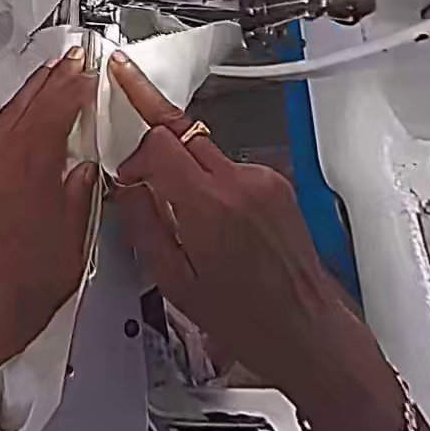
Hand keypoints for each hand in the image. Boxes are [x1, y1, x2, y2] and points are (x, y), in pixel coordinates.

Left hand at [0, 49, 98, 425]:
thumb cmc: (10, 300)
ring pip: (8, 118)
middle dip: (53, 79)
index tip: (89, 70)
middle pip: (28, 108)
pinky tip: (27, 115)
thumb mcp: (66, 256)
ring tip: (53, 74)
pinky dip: (16, 115)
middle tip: (73, 57)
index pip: (53, 117)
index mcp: (27, 181)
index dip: (73, 90)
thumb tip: (83, 171)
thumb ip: (77, 204)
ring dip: (33, 91)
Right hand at [108, 51, 403, 430]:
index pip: (160, 139)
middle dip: (153, 129)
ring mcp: (262, 179)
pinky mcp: (275, 182)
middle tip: (131, 101)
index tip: (124, 156)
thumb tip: (125, 188)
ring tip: (179, 203)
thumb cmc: (245, 318)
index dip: (134, 145)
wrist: (305, 329)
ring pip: (205, 147)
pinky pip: (229, 165)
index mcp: (209, 205)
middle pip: (183, 130)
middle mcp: (239, 181)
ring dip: (183, 162)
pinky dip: (212, 178)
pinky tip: (213, 215)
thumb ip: (142, 222)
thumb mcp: (174, 280)